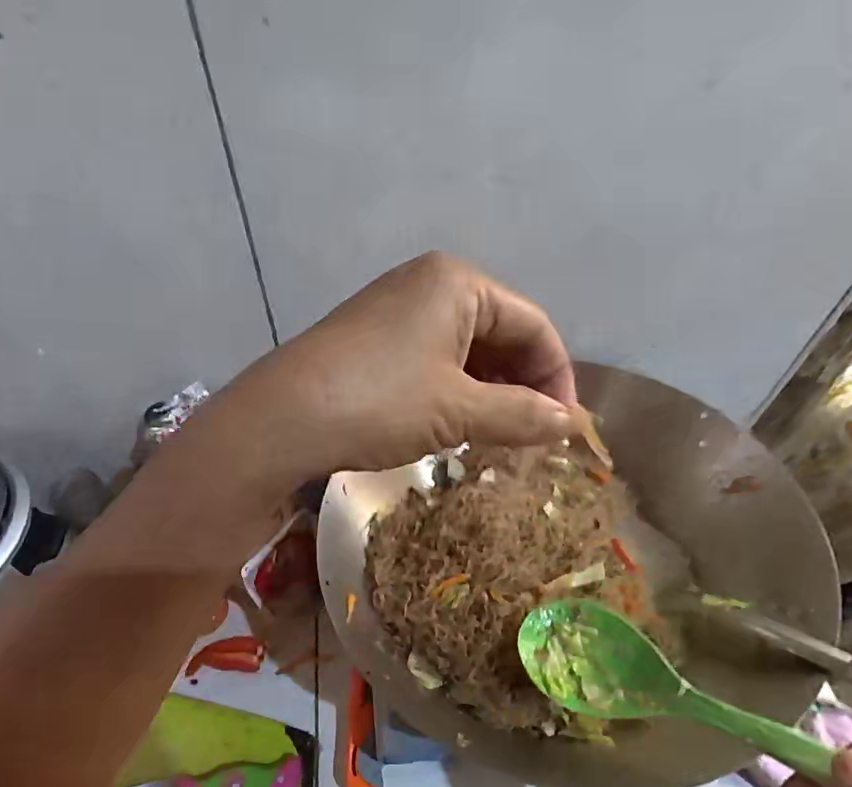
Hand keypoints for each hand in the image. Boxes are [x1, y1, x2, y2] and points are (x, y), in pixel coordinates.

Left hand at [190, 252, 578, 491]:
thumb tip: (570, 423)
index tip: (565, 427)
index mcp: (457, 282)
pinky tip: (452, 428)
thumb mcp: (457, 411)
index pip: (533, 324)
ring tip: (496, 439)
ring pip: (462, 353)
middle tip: (531, 438)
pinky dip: (451, 395)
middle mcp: (425, 285)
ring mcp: (391, 313)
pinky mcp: (368, 344)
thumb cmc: (379, 403)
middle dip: (520, 386)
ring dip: (487, 395)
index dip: (558, 377)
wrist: (281, 421)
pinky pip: (429, 364)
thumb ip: (520, 414)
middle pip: (498, 335)